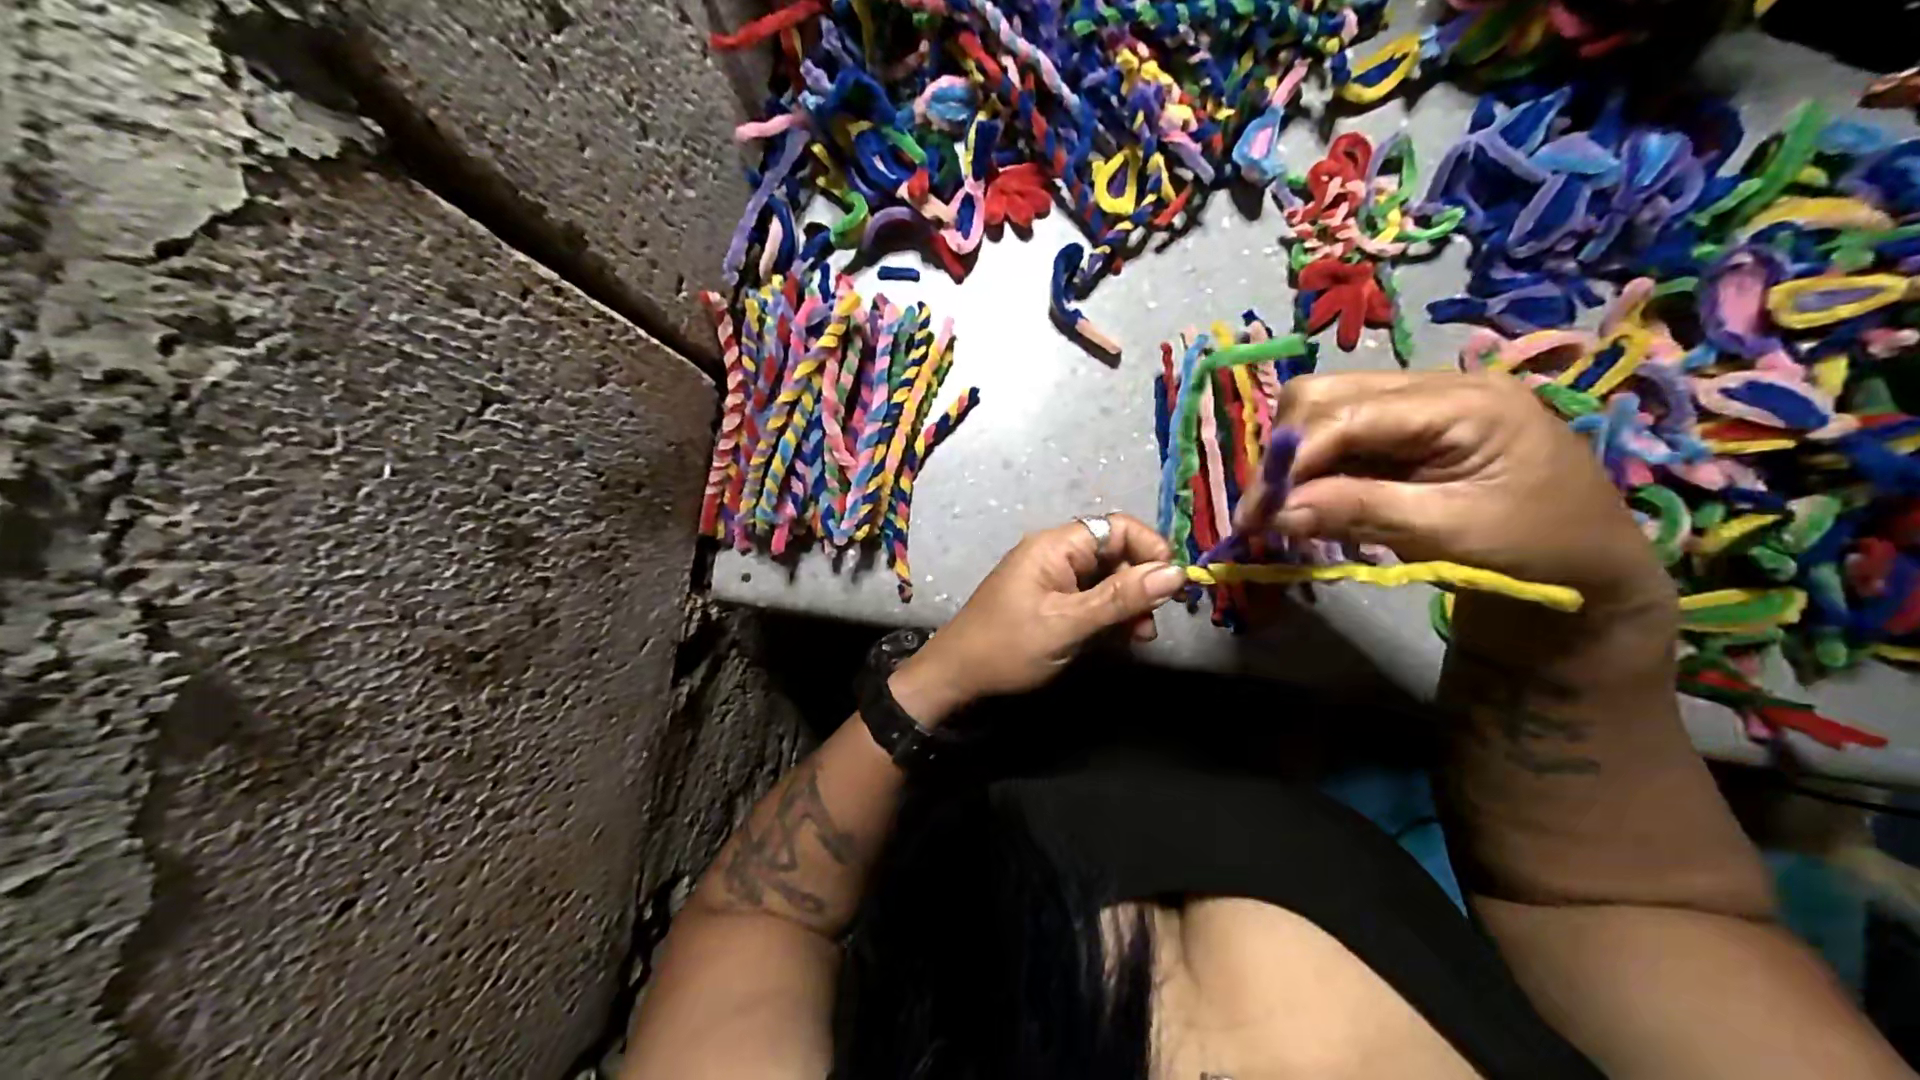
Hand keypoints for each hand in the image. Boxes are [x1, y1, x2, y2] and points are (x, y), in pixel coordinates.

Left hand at [888, 514, 1188, 724]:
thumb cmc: (1008, 647)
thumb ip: (1120, 598)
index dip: (1150, 550)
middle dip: (1141, 585)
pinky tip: (1120, 639)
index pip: (1118, 528)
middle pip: (1116, 554)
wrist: (957, 677)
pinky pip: (1093, 598)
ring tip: (1138, 637)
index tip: (1172, 586)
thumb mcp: (1068, 624)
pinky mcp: (1054, 601)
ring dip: (1129, 605)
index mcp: (1055, 546)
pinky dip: (1111, 616)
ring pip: (1109, 580)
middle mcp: (1057, 554)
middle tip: (1151, 623)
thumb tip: (1176, 573)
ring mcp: (1055, 578)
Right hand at [1237, 372, 1673, 616]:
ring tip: (1285, 510)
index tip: (1253, 515)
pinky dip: (1315, 469)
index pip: (1346, 414)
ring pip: (1324, 411)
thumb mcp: (1449, 533)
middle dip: (1285, 452)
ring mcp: (1421, 406)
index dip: (1290, 461)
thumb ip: (1358, 511)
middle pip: (1325, 395)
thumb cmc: (1538, 551)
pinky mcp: (1409, 431)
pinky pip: (1341, 436)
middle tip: (1267, 512)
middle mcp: (1436, 387)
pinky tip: (1311, 503)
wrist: (1591, 570)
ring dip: (1295, 460)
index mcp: (1463, 403)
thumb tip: (1274, 513)